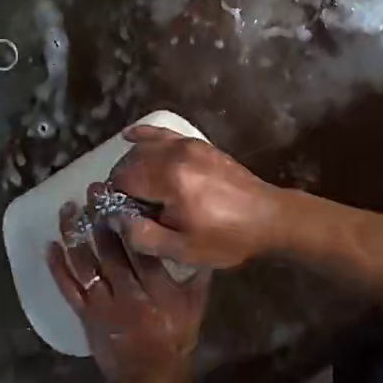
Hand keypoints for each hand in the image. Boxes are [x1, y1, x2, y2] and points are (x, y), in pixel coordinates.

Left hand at [49, 197, 210, 382]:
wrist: (147, 378)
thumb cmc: (176, 337)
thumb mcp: (197, 304)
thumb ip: (199, 273)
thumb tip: (202, 241)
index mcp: (157, 286)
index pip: (142, 247)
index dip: (131, 222)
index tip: (123, 197)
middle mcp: (128, 291)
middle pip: (110, 249)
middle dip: (100, 218)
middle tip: (92, 191)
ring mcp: (103, 303)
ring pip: (85, 263)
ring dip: (75, 234)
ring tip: (68, 209)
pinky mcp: (86, 314)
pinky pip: (68, 288)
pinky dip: (57, 266)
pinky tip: (51, 245)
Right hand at [108, 125, 285, 269]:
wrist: (268, 217)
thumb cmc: (227, 237)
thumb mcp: (182, 249)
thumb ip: (142, 235)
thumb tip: (115, 217)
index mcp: (171, 179)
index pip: (122, 180)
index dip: (113, 199)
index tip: (119, 217)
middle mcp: (178, 154)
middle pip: (131, 161)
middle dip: (121, 183)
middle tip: (127, 209)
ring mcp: (191, 145)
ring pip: (146, 147)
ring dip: (132, 164)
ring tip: (135, 191)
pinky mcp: (201, 145)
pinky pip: (166, 133)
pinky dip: (145, 134)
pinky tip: (129, 135)